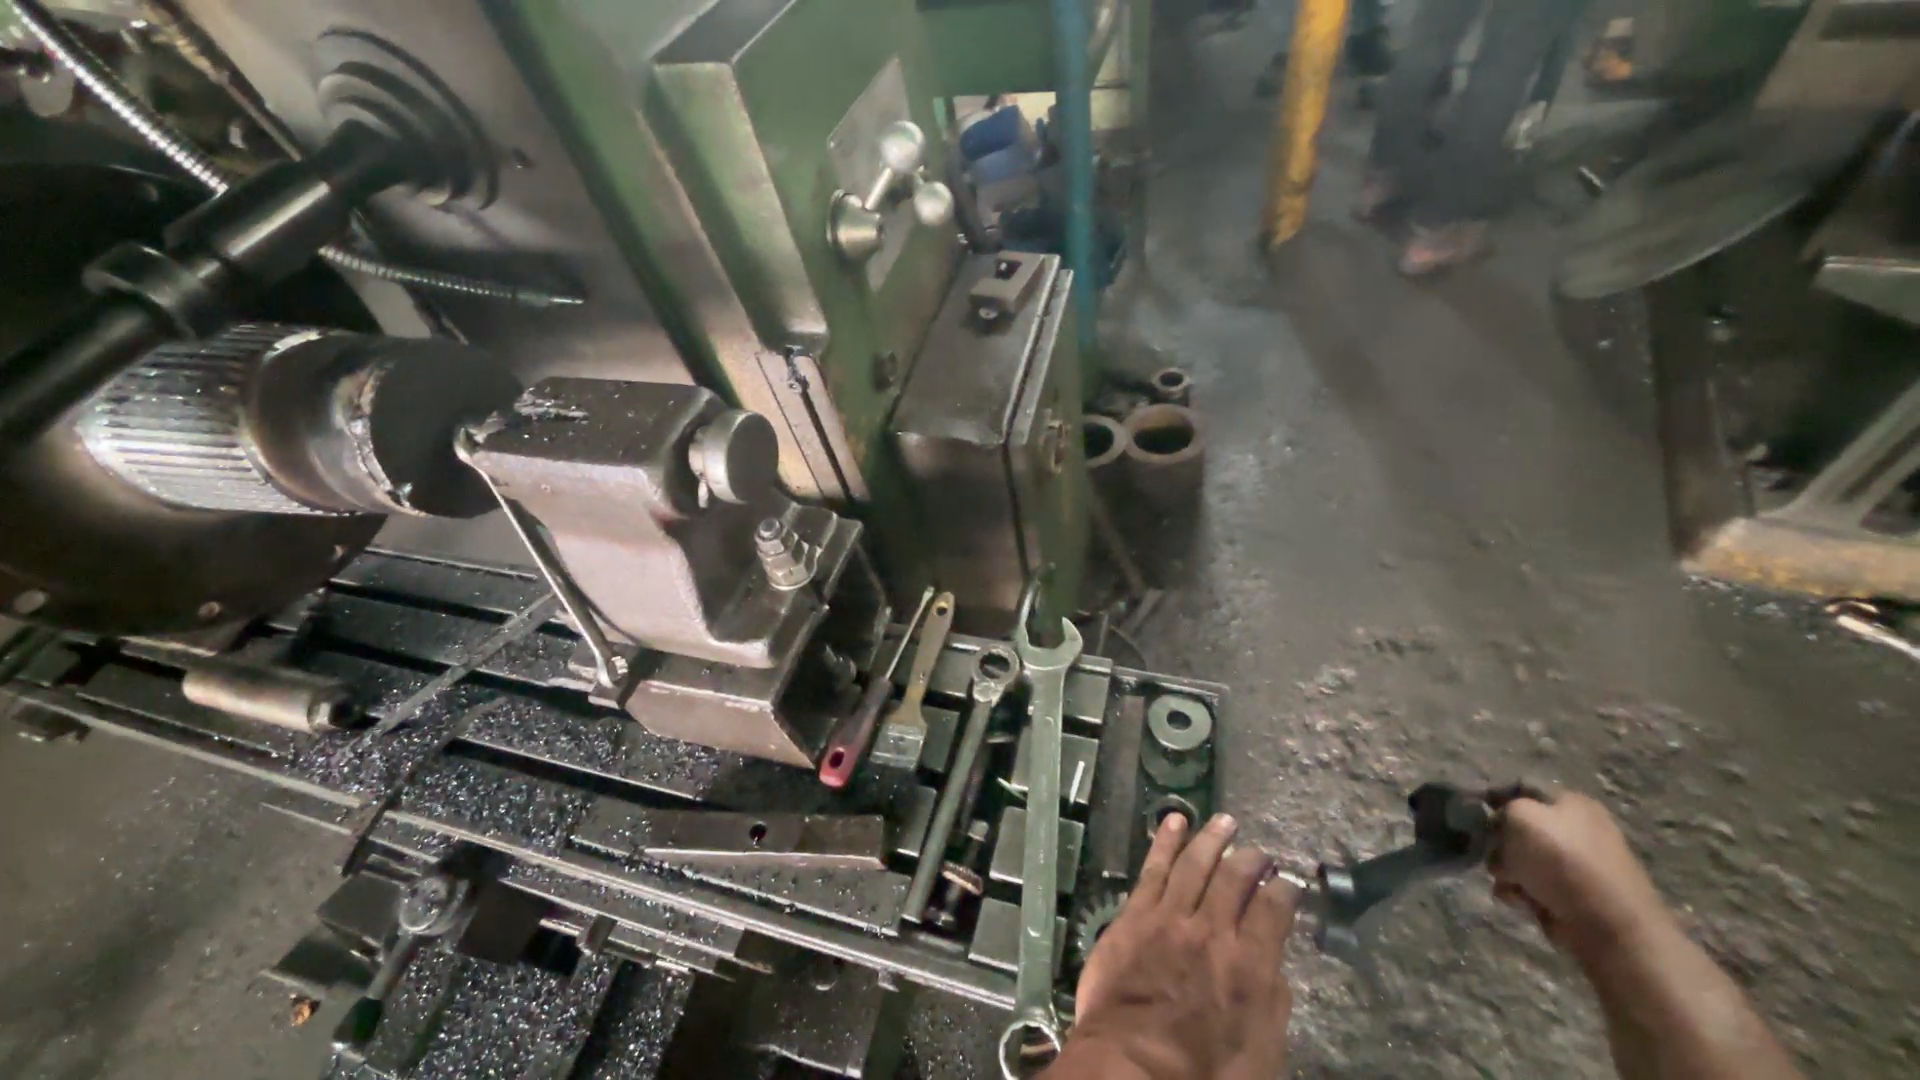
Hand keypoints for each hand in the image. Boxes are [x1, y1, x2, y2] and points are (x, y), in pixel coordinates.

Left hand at [1057, 813, 1296, 1079]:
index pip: (1275, 908)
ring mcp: (1169, 918)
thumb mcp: (1260, 1052)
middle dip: (1252, 857)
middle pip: (1236, 876)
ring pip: (1194, 863)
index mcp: (1248, 965)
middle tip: (1259, 851)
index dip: (1286, 889)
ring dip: (1212, 838)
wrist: (1130, 1066)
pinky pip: (1152, 869)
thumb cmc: (1202, 1071)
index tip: (1289, 881)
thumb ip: (1272, 1001)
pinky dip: (1165, 841)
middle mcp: (1211, 930)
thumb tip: (1272, 962)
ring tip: (1224, 821)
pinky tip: (1175, 821)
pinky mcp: (1134, 915)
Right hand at [1490, 791, 1671, 959]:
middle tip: (1491, 850)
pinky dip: (1518, 891)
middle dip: (1498, 840)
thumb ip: (1503, 808)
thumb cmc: (1562, 860)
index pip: (1523, 787)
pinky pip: (1529, 885)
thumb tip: (1500, 824)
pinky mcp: (1569, 895)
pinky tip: (1518, 899)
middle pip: (1518, 826)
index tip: (1471, 810)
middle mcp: (1575, 830)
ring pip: (1519, 857)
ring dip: (1505, 869)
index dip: (1494, 796)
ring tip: (1508, 881)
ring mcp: (1574, 865)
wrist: (1607, 924)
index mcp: (1572, 803)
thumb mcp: (1522, 816)